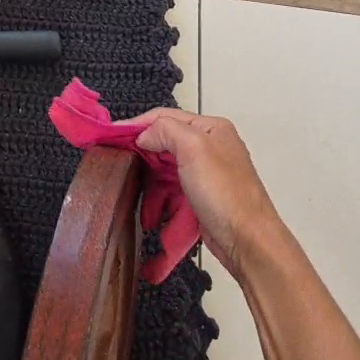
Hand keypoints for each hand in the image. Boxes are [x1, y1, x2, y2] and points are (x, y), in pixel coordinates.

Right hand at [118, 109, 284, 281]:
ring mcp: (206, 173)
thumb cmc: (224, 193)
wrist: (249, 243)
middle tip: (118, 167)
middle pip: (164, 142)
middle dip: (143, 157)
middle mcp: (209, 146)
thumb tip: (143, 136)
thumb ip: (165, 130)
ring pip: (165, 169)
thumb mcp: (193, 149)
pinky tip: (152, 215)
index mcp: (211, 128)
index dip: (137, 125)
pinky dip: (160, 200)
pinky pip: (172, 191)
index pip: (165, 117)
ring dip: (150, 184)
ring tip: (137, 198)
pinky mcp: (202, 198)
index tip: (110, 136)